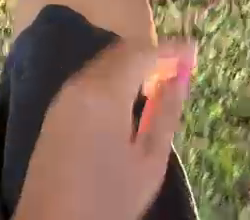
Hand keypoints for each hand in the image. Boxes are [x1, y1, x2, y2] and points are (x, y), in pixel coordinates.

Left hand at [17, 38, 197, 219]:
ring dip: (133, 63)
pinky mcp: (56, 110)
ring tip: (159, 81)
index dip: (170, 49)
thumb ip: (165, 114)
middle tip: (179, 66)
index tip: (193, 50)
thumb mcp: (148, 163)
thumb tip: (178, 79)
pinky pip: (92, 77)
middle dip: (151, 53)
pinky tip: (130, 96)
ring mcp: (65, 95)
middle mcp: (82, 83)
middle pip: (121, 51)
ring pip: (105, 62)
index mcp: (105, 92)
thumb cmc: (107, 200)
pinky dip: (115, 76)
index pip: (142, 52)